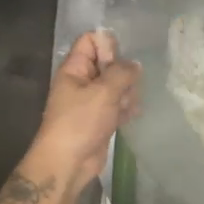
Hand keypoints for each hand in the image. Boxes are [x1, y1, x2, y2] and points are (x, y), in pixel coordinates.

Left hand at [31, 30, 140, 187]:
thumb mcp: (103, 91)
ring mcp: (91, 101)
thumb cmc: (81, 121)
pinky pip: (117, 106)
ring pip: (116, 86)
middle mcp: (82, 82)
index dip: (108, 44)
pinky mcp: (100, 119)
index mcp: (75, 68)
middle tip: (127, 86)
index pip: (91, 41)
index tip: (122, 59)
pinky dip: (126, 108)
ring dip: (127, 92)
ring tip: (128, 104)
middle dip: (123, 72)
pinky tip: (133, 114)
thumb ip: (121, 72)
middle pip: (108, 63)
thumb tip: (135, 64)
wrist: (68, 162)